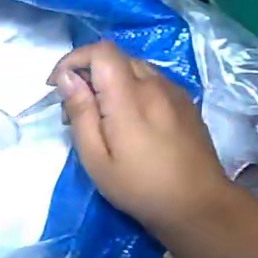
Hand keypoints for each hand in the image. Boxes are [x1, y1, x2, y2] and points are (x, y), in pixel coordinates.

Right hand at [52, 41, 237, 237]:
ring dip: (110, 79)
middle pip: (116, 56)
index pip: (101, 51)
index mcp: (130, 97)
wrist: (199, 205)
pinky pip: (151, 80)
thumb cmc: (140, 188)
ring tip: (101, 114)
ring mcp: (174, 91)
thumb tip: (67, 78)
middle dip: (88, 71)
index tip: (58, 85)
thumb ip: (81, 113)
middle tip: (74, 106)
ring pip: (134, 66)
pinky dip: (131, 87)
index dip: (74, 59)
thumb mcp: (96, 159)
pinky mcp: (185, 101)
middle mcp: (154, 84)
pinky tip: (129, 119)